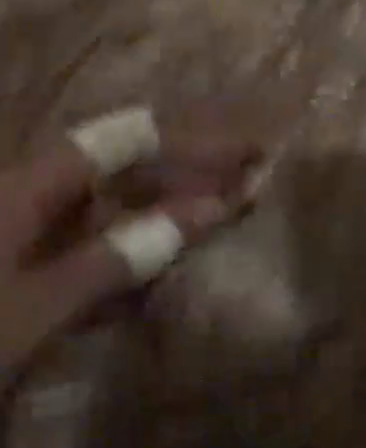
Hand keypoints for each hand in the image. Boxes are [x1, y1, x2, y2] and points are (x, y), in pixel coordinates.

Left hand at [0, 112, 257, 385]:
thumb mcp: (34, 308)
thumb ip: (123, 254)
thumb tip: (214, 208)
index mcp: (13, 194)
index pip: (118, 140)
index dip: (191, 140)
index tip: (257, 151)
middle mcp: (5, 202)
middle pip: (107, 169)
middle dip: (180, 176)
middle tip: (244, 191)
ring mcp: (4, 240)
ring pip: (91, 207)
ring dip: (155, 211)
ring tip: (209, 228)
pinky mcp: (6, 281)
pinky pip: (69, 242)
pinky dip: (118, 247)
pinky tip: (145, 270)